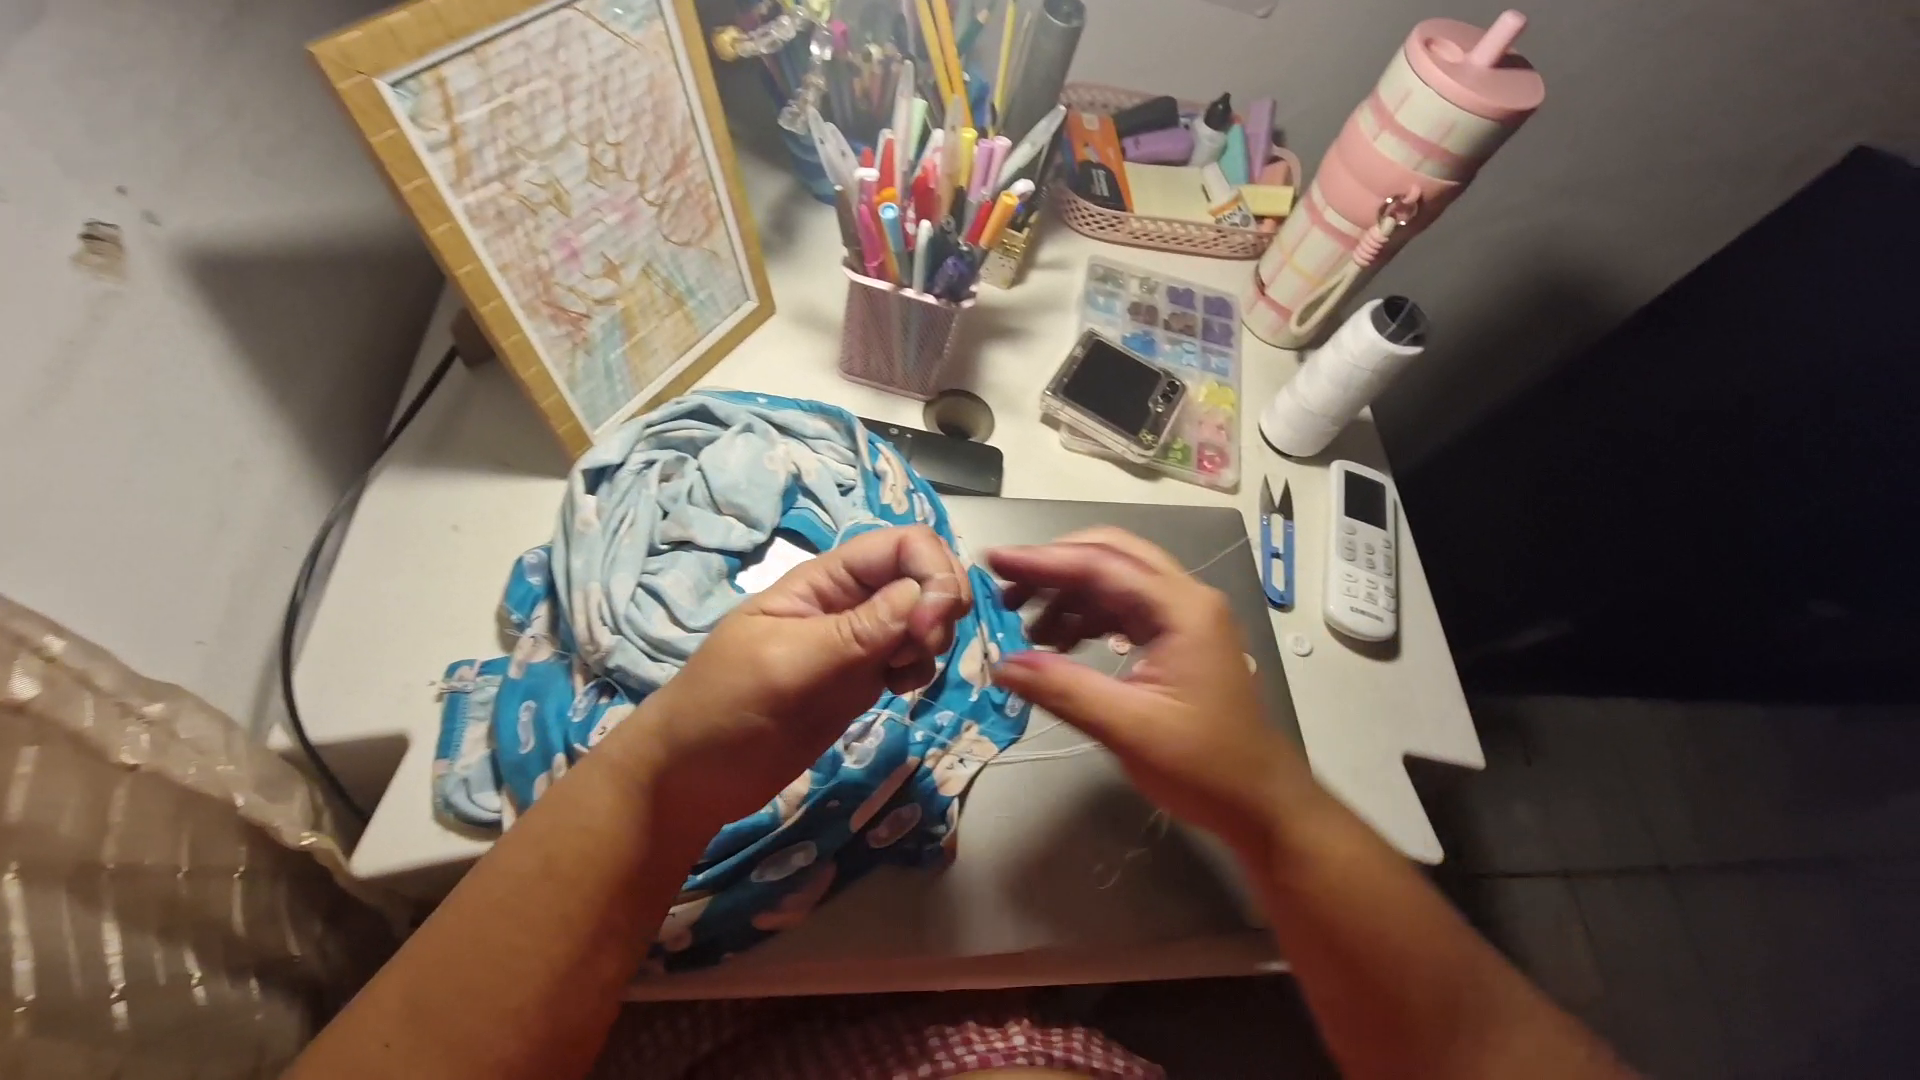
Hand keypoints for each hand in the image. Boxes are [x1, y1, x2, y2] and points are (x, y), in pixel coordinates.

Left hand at [611, 525, 971, 831]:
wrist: (695, 775)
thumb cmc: (723, 707)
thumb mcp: (785, 663)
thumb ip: (855, 631)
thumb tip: (921, 595)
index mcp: (825, 580)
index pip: (902, 546)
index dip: (931, 573)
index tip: (929, 626)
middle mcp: (849, 601)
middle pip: (922, 575)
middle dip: (940, 604)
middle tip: (922, 649)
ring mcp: (858, 641)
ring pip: (924, 616)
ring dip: (933, 639)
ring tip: (902, 674)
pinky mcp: (863, 678)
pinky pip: (912, 657)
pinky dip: (920, 668)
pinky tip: (897, 691)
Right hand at [986, 528, 1321, 854]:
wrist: (1260, 802)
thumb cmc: (1203, 767)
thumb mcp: (1128, 729)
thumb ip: (1064, 690)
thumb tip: (1002, 663)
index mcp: (1182, 610)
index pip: (1101, 565)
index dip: (1043, 561)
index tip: (995, 561)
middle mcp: (1186, 599)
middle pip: (1111, 556)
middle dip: (1054, 567)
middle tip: (1007, 590)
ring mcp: (1185, 616)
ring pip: (1115, 580)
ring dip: (1068, 593)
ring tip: (1026, 625)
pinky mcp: (1178, 637)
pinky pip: (1123, 607)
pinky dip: (1086, 615)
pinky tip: (1059, 643)